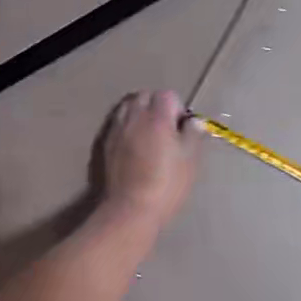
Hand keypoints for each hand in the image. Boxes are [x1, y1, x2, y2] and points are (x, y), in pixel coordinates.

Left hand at [94, 90, 199, 226]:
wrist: (131, 205)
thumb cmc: (167, 184)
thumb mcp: (189, 160)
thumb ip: (192, 135)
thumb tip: (194, 121)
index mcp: (157, 118)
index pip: (166, 95)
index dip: (177, 107)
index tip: (182, 126)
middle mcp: (134, 117)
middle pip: (145, 96)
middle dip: (157, 105)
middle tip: (167, 127)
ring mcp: (117, 127)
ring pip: (128, 106)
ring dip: (140, 111)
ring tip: (151, 133)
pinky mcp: (107, 140)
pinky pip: (118, 120)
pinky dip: (128, 123)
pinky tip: (136, 142)